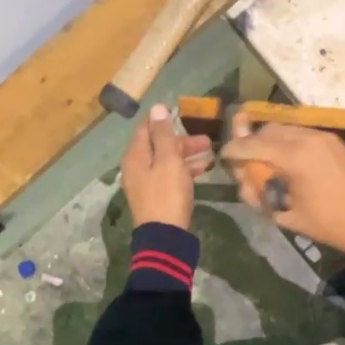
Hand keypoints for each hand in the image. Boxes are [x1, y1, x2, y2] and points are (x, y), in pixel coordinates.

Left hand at [121, 103, 213, 228]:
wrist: (165, 236)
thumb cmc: (167, 194)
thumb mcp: (168, 160)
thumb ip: (164, 134)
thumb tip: (157, 107)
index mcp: (135, 155)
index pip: (146, 128)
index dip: (163, 119)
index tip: (183, 114)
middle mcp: (136, 167)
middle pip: (158, 145)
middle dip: (182, 141)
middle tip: (206, 141)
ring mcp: (145, 183)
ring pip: (166, 161)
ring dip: (186, 156)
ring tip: (210, 155)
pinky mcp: (156, 196)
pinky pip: (169, 176)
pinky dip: (184, 171)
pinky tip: (202, 172)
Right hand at [220, 116, 344, 252]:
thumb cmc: (326, 224)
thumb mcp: (284, 215)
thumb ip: (258, 194)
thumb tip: (242, 180)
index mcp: (294, 157)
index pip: (252, 145)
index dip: (234, 149)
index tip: (223, 155)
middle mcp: (307, 138)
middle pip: (267, 130)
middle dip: (251, 142)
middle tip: (244, 160)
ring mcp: (323, 137)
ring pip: (284, 128)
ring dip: (269, 140)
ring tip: (265, 161)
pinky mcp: (333, 140)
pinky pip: (301, 133)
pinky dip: (288, 142)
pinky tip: (287, 161)